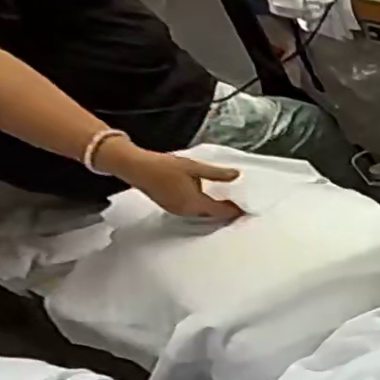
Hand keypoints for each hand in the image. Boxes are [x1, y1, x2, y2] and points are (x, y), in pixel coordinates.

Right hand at [93, 137, 243, 219]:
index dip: (236, 209)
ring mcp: (176, 210)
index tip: (249, 206)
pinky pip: (193, 210)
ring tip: (230, 202)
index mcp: (194, 203)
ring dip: (216, 210)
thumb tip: (237, 175)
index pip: (222, 211)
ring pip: (203, 214)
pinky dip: (205, 207)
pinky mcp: (170, 206)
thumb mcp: (194, 167)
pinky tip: (210, 200)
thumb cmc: (162, 166)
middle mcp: (186, 211)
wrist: (131, 164)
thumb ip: (218, 174)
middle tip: (243, 204)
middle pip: (214, 215)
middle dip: (228, 211)